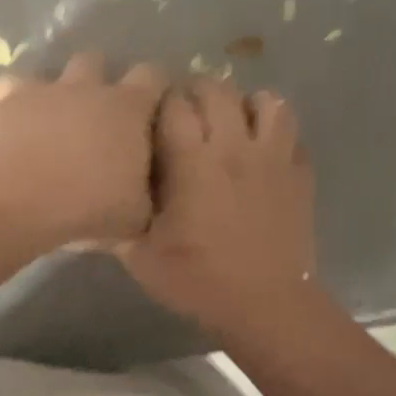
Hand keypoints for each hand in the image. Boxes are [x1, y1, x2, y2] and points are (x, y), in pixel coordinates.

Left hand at [0, 53, 169, 247]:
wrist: (15, 201)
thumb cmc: (87, 205)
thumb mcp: (135, 214)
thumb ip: (143, 193)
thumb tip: (142, 191)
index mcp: (127, 107)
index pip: (152, 76)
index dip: (154, 88)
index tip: (152, 109)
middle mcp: (83, 87)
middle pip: (95, 61)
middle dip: (97, 79)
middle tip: (95, 115)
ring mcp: (37, 91)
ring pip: (45, 74)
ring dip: (49, 93)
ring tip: (47, 123)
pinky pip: (6, 97)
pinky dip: (9, 113)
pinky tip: (8, 135)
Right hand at [118, 77, 316, 331]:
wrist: (266, 305)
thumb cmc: (197, 280)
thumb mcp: (140, 257)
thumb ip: (117, 223)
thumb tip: (94, 206)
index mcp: (191, 161)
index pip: (173, 103)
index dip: (160, 101)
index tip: (151, 115)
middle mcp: (233, 147)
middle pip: (218, 90)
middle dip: (198, 92)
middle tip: (186, 114)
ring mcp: (273, 158)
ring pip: (268, 101)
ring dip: (247, 105)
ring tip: (232, 125)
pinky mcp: (301, 175)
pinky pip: (293, 136)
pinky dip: (276, 136)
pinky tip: (263, 155)